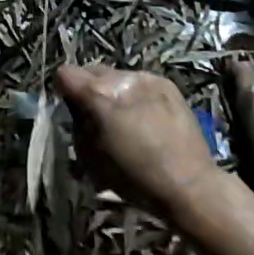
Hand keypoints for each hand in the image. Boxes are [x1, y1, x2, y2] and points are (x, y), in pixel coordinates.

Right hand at [56, 63, 218, 214]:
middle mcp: (120, 77)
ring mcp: (145, 77)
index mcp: (97, 95)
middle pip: (91, 70)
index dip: (65, 89)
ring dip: (114, 90)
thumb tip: (77, 109)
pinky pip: (140, 81)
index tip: (72, 106)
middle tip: (99, 115)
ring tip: (126, 116)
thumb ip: (78, 125)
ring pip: (116, 75)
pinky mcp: (165, 82)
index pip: (66, 73)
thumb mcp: (91, 158)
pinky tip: (147, 116)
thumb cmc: (134, 178)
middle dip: (89, 88)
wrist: (188, 183)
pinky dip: (136, 94)